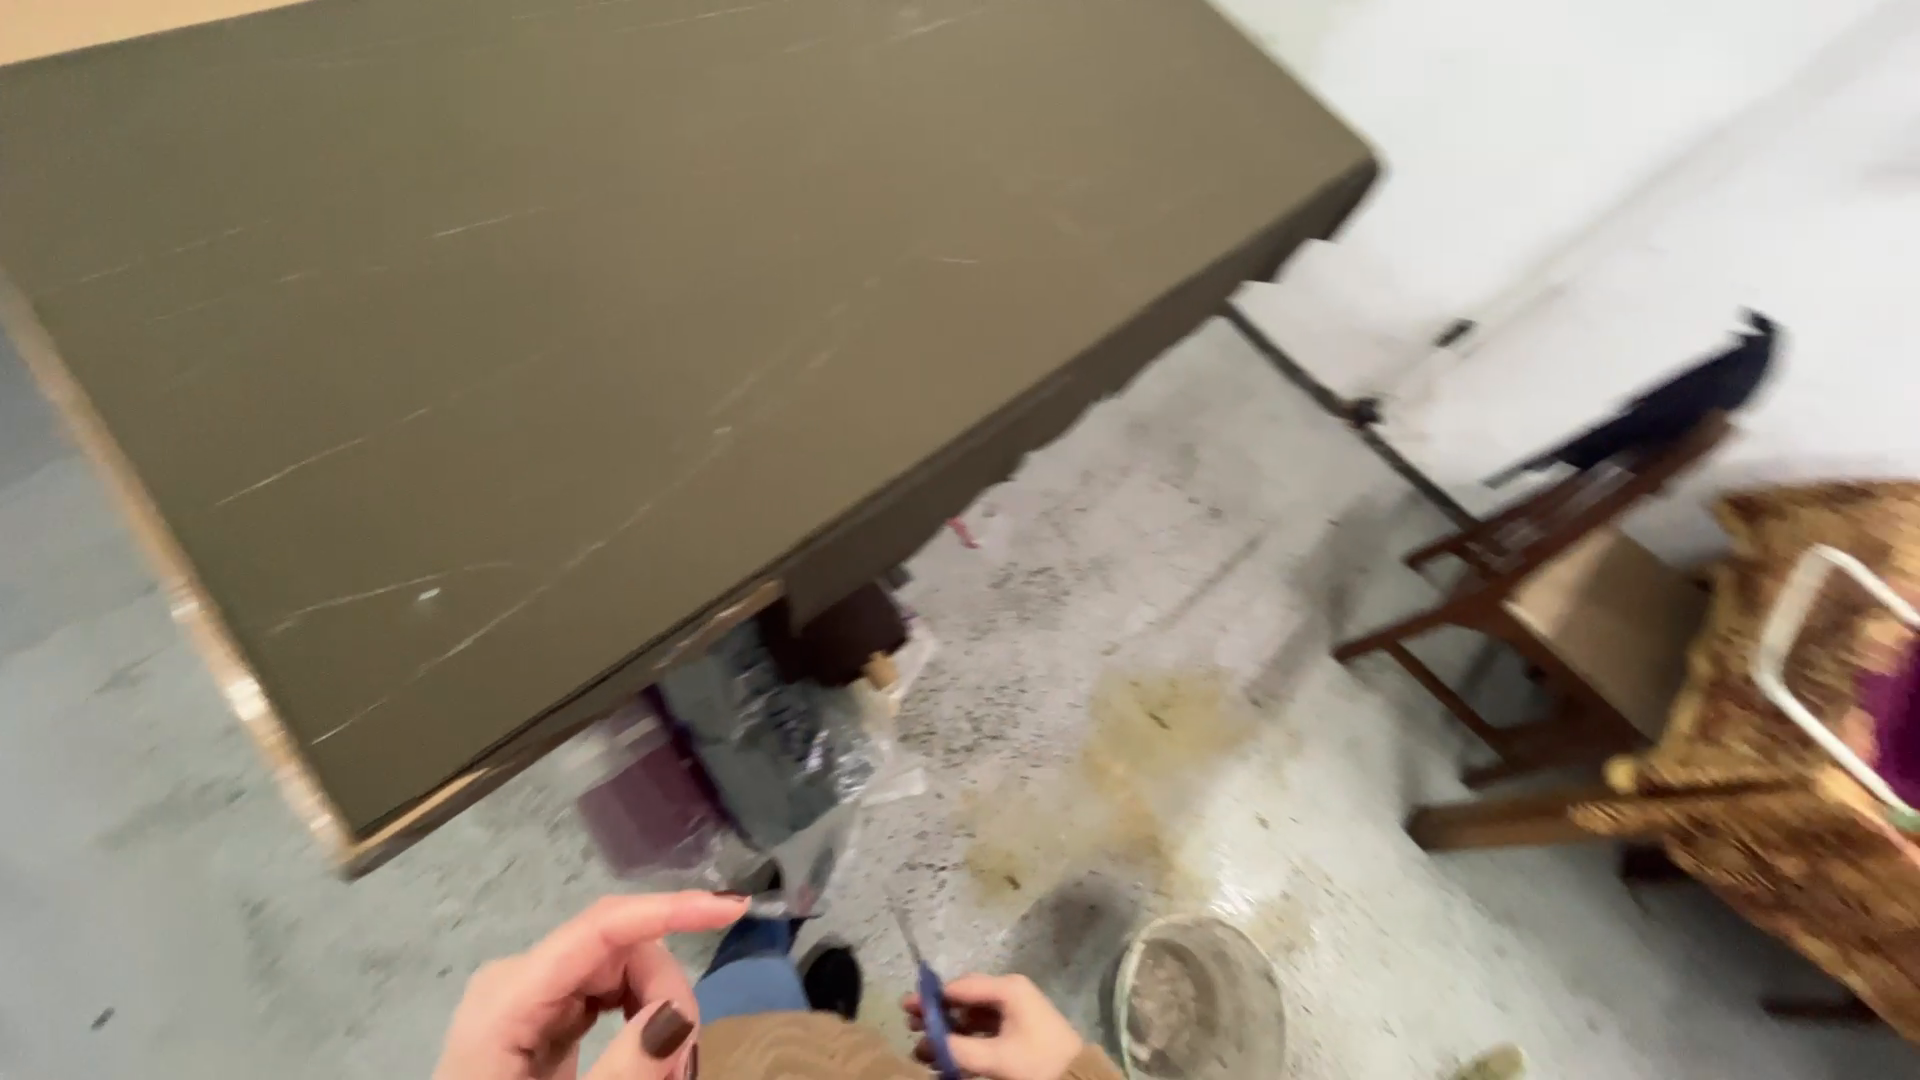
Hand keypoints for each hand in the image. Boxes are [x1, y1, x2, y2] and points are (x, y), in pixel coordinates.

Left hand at [434, 892, 748, 1079]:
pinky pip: (612, 990)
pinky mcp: (543, 1012)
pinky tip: (651, 1056)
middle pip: (623, 949)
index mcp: (506, 999)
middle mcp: (517, 978)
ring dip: (660, 1012)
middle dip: (666, 996)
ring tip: (672, 1072)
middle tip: (685, 1067)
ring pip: (626, 967)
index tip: (735, 909)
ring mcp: (530, 992)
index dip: (672, 908)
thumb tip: (678, 1013)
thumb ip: (622, 1071)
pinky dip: (643, 1018)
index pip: (603, 926)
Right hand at [903, 974, 1084, 1079]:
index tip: (908, 1006)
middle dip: (937, 1014)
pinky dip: (964, 1041)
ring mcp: (1013, 1011)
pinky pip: (983, 1030)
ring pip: (972, 1017)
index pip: (962, 987)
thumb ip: (961, 1049)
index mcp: (1008, 989)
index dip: (933, 997)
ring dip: (948, 1031)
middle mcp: (1009, 993)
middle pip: (965, 999)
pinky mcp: (1017, 1029)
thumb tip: (928, 1043)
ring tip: (921, 1047)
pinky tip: (947, 1056)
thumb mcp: (998, 1058)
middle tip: (909, 1022)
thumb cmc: (1038, 1062)